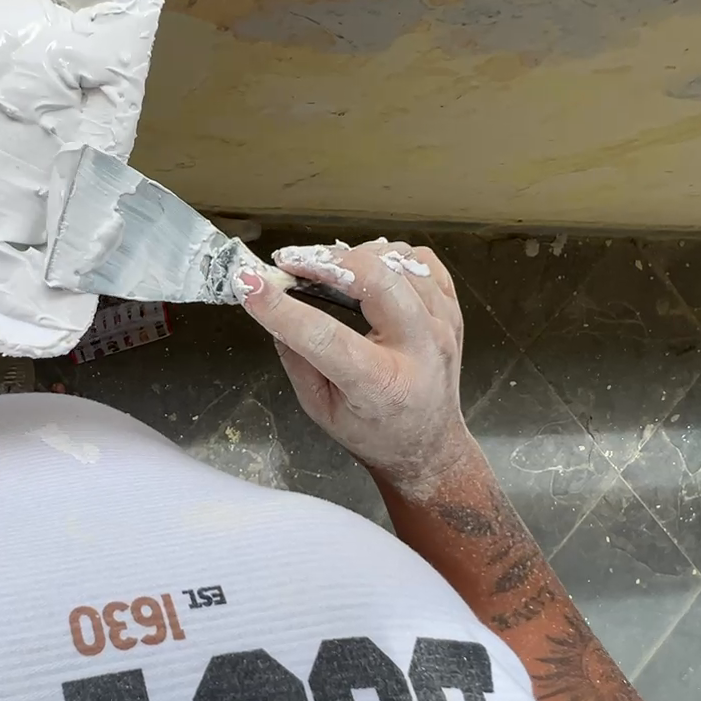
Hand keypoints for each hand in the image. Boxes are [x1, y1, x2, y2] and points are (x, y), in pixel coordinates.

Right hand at [240, 240, 473, 497]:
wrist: (428, 445)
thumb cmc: (372, 431)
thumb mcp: (320, 407)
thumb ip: (296, 359)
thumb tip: (272, 309)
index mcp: (380, 384)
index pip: (324, 335)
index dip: (281, 308)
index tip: (249, 284)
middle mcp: (419, 349)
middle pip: (375, 280)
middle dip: (323, 261)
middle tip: (288, 261)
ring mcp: (443, 325)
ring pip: (400, 262)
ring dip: (353, 255)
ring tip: (322, 264)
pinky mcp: (452, 311)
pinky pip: (424, 261)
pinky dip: (390, 256)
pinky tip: (365, 267)